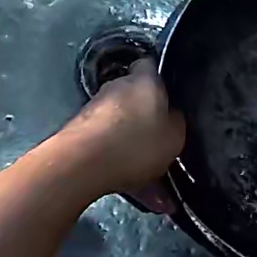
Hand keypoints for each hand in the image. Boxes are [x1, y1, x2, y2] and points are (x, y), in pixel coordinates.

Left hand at [61, 59, 185, 199]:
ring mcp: (94, 109)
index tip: (170, 99)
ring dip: (132, 146)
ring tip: (150, 183)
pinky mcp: (79, 132)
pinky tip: (133, 190)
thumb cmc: (136, 144)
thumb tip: (172, 116)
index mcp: (144, 81)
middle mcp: (117, 87)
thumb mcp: (175, 137)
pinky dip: (118, 163)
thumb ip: (176, 122)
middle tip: (160, 144)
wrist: (82, 165)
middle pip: (135, 98)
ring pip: (122, 126)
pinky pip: (107, 146)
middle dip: (146, 119)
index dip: (160, 80)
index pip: (151, 65)